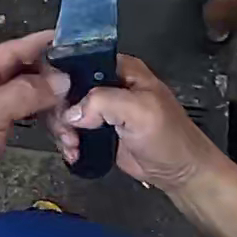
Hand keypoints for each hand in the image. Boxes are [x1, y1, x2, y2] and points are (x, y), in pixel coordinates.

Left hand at [0, 30, 67, 214]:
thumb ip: (24, 92)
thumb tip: (62, 78)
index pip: (12, 51)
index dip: (40, 43)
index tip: (72, 39)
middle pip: (26, 76)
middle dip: (54, 87)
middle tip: (81, 101)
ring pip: (31, 101)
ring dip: (55, 115)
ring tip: (72, 136)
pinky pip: (29, 122)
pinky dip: (47, 130)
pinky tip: (64, 144)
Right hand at [47, 55, 227, 192]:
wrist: (179, 174)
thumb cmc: (169, 139)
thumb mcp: (140, 111)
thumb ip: (103, 101)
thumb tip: (71, 113)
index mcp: (119, 68)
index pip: (76, 61)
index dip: (60, 79)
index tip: (57, 102)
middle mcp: (105, 83)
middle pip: (64, 88)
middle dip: (60, 112)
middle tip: (69, 133)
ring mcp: (98, 106)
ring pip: (63, 109)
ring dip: (62, 129)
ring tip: (72, 146)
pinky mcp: (94, 127)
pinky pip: (68, 127)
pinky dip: (66, 140)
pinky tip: (73, 152)